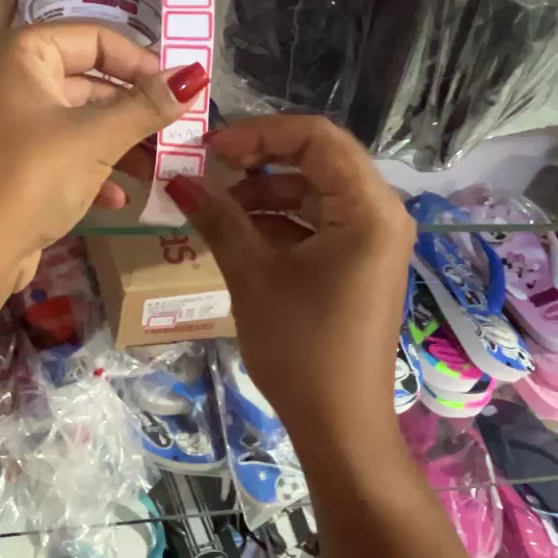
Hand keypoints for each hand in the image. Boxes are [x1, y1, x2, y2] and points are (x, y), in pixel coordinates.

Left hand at [0, 23, 205, 290]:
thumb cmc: (31, 179)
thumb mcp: (96, 139)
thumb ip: (147, 106)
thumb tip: (196, 75)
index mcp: (20, 53)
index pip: (97, 38)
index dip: (143, 63)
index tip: (182, 92)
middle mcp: (9, 78)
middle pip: (89, 80)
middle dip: (135, 110)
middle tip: (178, 131)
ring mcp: (7, 123)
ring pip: (79, 121)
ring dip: (121, 143)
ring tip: (160, 168)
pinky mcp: (11, 163)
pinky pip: (62, 152)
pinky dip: (92, 169)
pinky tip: (119, 197)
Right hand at [167, 116, 413, 428]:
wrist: (339, 423)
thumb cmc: (300, 347)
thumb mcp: (253, 276)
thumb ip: (218, 218)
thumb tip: (177, 180)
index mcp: (368, 209)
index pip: (317, 138)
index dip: (259, 133)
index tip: (210, 150)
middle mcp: (381, 214)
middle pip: (320, 160)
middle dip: (260, 159)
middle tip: (209, 171)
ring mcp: (373, 240)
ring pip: (316, 191)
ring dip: (266, 191)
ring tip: (217, 206)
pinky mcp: (360, 263)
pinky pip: (320, 222)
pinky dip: (281, 220)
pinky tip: (240, 233)